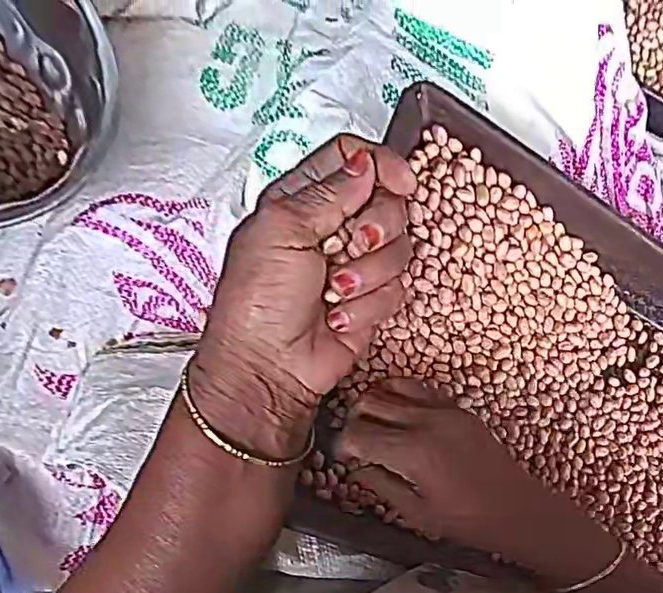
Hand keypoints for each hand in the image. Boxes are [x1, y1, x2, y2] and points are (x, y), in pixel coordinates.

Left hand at [189, 135, 416, 458]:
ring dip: (368, 275)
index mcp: (303, 199)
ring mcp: (357, 267)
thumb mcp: (282, 229)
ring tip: (334, 292)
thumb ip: (328, 193)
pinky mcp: (373, 302)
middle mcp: (334, 228)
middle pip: (388, 204)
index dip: (382, 165)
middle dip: (377, 228)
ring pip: (398, 252)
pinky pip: (397, 291)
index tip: (404, 181)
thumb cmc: (259, 300)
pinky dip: (369, 306)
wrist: (271, 363)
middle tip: (350, 246)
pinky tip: (339, 316)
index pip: (353, 160)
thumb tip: (366, 164)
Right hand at [335, 379, 613, 582]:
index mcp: (411, 452)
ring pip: (392, 387)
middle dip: (354, 420)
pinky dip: (403, 395)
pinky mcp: (460, 410)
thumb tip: (356, 469)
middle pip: (369, 403)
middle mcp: (425, 423)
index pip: (357, 433)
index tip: (344, 458)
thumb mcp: (417, 513)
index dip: (343, 445)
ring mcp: (445, 411)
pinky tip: (402, 417)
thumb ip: (382, 486)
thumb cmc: (468, 520)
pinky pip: (421, 389)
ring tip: (376, 426)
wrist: (517, 509)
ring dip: (376, 402)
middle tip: (357, 442)